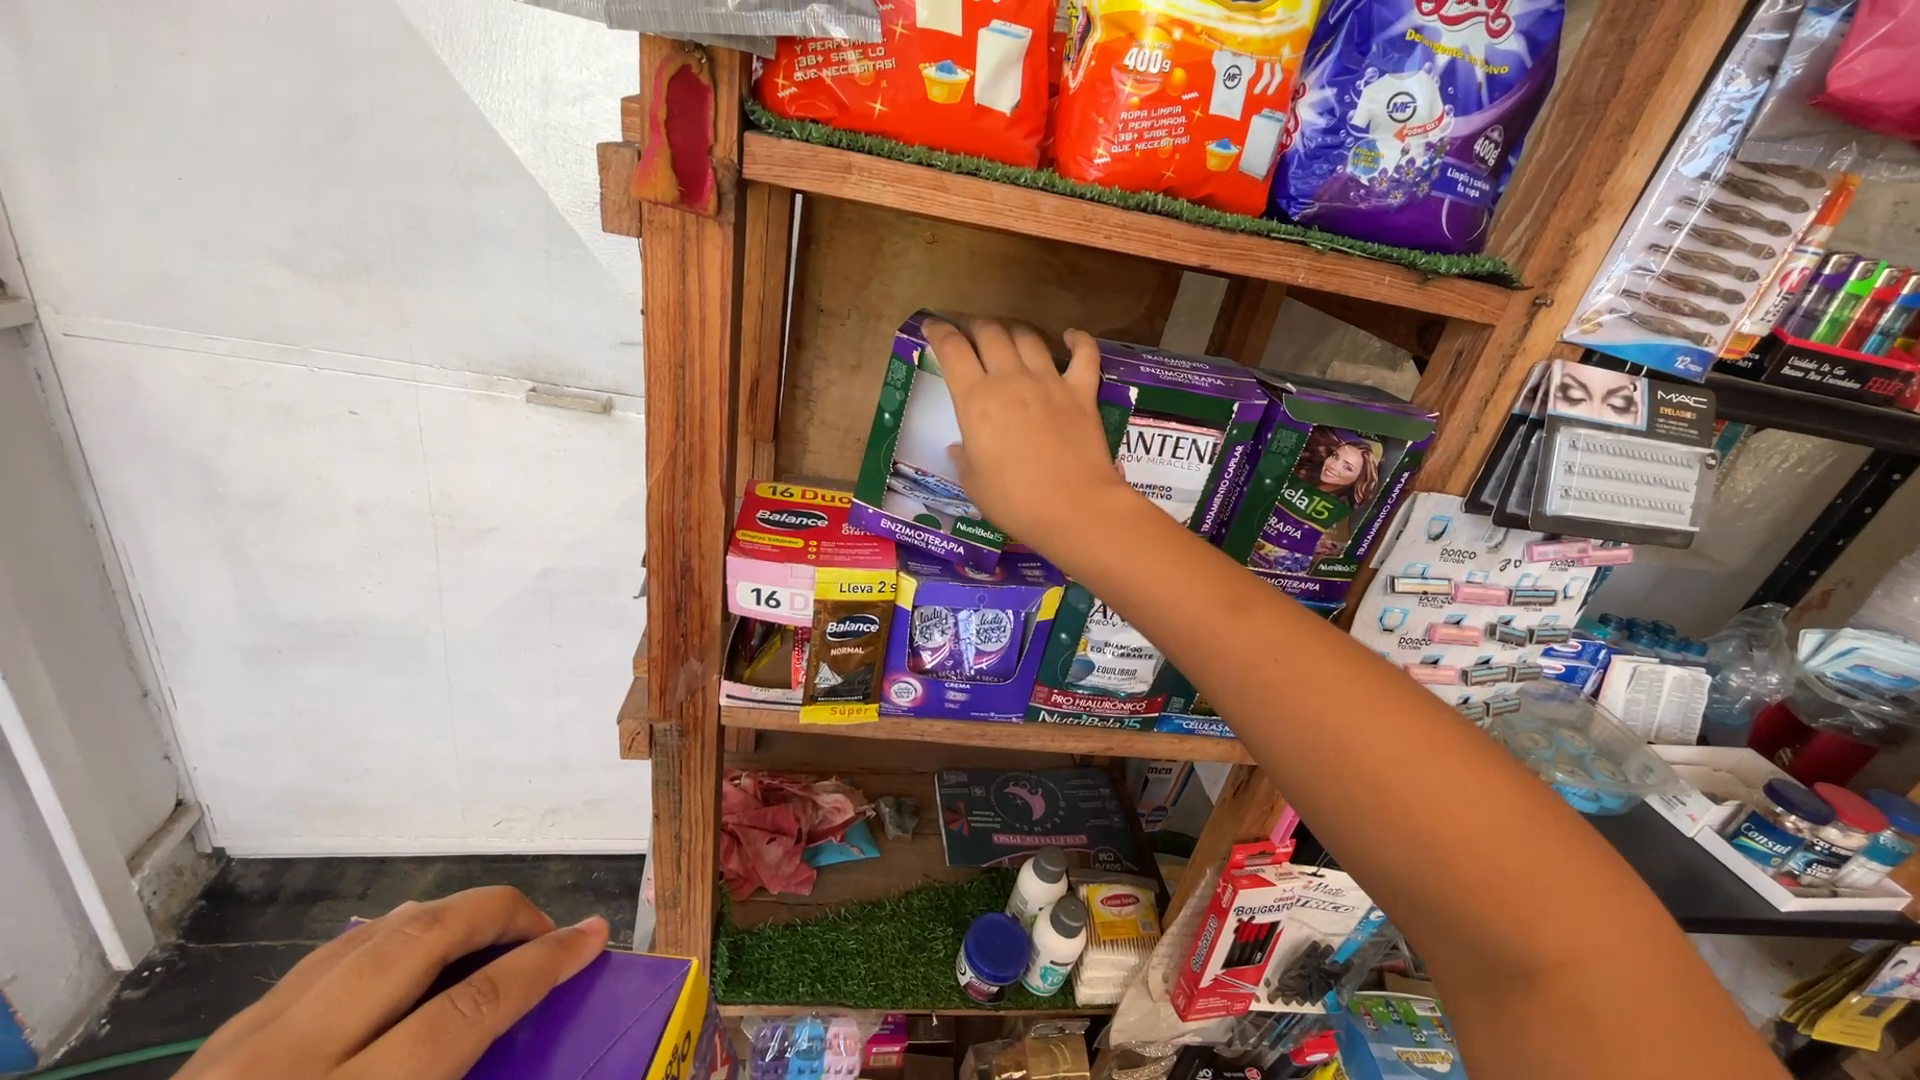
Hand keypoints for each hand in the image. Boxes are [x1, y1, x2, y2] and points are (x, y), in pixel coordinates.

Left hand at [178, 886, 609, 1079]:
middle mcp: (293, 1062)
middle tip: (547, 925)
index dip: (541, 965)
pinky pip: (326, 960)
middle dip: (499, 913)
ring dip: (448, 917)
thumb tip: (512, 1034)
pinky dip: (388, 938)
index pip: (467, 1010)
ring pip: (370, 935)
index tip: (590, 937)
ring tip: (492, 934)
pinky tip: (412, 950)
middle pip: (419, 941)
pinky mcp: (220, 1042)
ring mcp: (246, 1044)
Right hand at [924, 317, 1138, 548]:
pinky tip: (1072, 336)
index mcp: (975, 400)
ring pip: (1028, 337)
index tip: (932, 325)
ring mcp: (1049, 382)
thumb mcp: (974, 485)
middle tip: (968, 330)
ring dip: (1013, 329)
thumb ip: (964, 459)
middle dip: (974, 325)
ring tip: (1006, 334)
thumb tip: (960, 448)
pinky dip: (1079, 340)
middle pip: (989, 333)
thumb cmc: (1015, 502)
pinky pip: (1084, 354)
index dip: (938, 331)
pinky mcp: (1082, 392)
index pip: (952, 349)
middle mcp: (1010, 380)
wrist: (1075, 509)